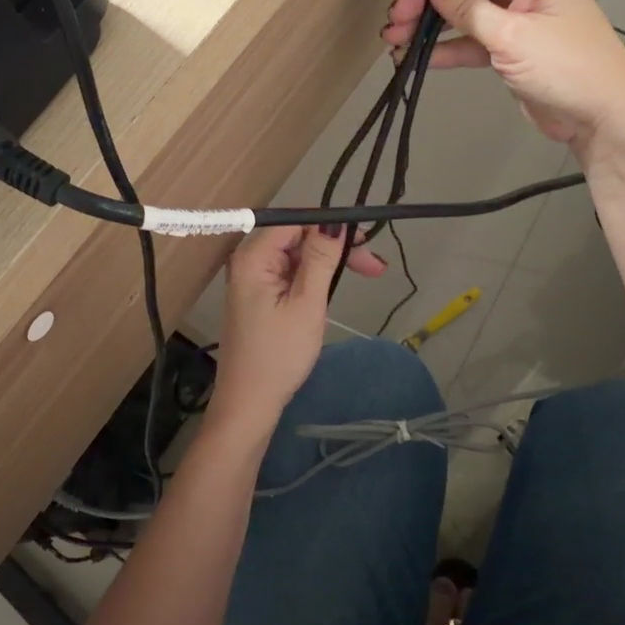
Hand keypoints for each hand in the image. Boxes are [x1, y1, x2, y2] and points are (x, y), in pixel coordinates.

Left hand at [212, 226, 385, 423]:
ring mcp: (253, 278)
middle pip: (297, 236)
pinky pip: (291, 273)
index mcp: (253, 256)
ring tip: (369, 272)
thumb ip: (320, 259)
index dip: (331, 225)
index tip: (366, 239)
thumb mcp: (306, 304)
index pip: (295, 221)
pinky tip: (336, 284)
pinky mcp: (260, 295)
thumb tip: (335, 222)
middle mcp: (248, 260)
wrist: (250, 403)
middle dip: (336, 246)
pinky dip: (315, 276)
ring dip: (330, 262)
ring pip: (298, 255)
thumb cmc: (279, 354)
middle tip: (375, 265)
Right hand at [382, 0, 624, 158]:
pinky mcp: (508, 50)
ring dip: (428, 26)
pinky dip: (443, 49)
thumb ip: (466, 6)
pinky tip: (412, 57)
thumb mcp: (511, 34)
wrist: (602, 120)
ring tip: (392, 40)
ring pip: (462, 13)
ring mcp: (515, 19)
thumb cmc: (566, 66)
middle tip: (395, 18)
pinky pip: (469, 41)